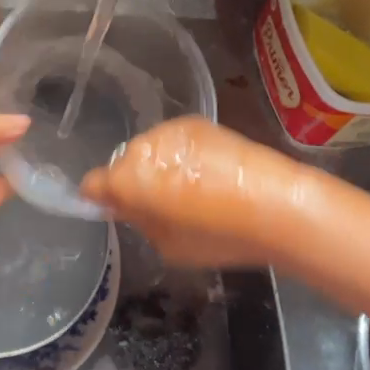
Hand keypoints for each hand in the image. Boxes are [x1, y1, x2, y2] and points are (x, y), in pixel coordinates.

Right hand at [81, 118, 301, 268]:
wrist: (274, 204)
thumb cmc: (219, 236)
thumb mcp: (169, 246)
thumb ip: (140, 222)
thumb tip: (128, 208)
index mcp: (128, 179)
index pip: (94, 183)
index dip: (99, 198)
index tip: (112, 210)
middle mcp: (141, 147)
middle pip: (123, 163)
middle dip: (131, 181)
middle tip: (155, 204)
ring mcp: (169, 130)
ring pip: (148, 149)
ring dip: (156, 166)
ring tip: (184, 187)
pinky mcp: (195, 122)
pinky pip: (172, 141)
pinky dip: (178, 154)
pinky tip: (203, 172)